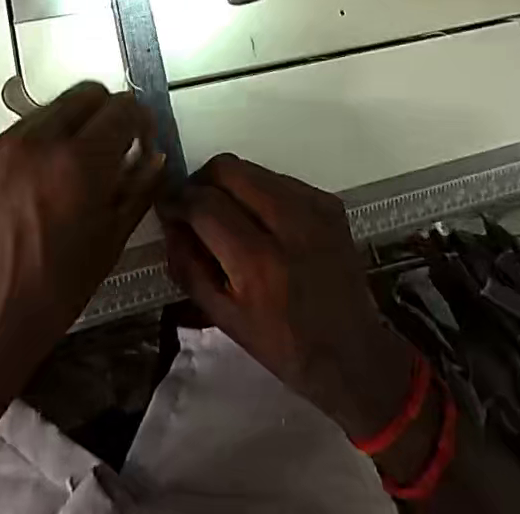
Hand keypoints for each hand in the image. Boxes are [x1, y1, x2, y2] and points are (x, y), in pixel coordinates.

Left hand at [0, 83, 161, 513]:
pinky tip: (48, 178)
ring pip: (55, 107)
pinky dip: (47, 138)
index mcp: (79, 162)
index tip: (145, 143)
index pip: (124, 108)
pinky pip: (27, 128)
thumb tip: (156, 157)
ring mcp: (5, 145)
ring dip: (78, 123)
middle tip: (118, 147)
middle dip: (110, 113)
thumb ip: (139, 188)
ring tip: (81, 164)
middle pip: (88, 93)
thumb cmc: (54, 291)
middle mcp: (41, 140)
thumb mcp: (110, 241)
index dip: (142, 121)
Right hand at [161, 154, 415, 438]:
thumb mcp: (223, 317)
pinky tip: (259, 220)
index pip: (205, 204)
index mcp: (258, 262)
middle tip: (193, 206)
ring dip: (229, 184)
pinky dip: (258, 191)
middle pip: (229, 169)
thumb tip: (171, 222)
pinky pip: (279, 179)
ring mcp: (314, 207)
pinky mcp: (329, 202)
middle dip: (201, 182)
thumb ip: (189, 264)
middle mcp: (289, 223)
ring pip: (253, 168)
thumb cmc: (282, 345)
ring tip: (224, 214)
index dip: (177, 200)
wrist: (352, 350)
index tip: (167, 208)